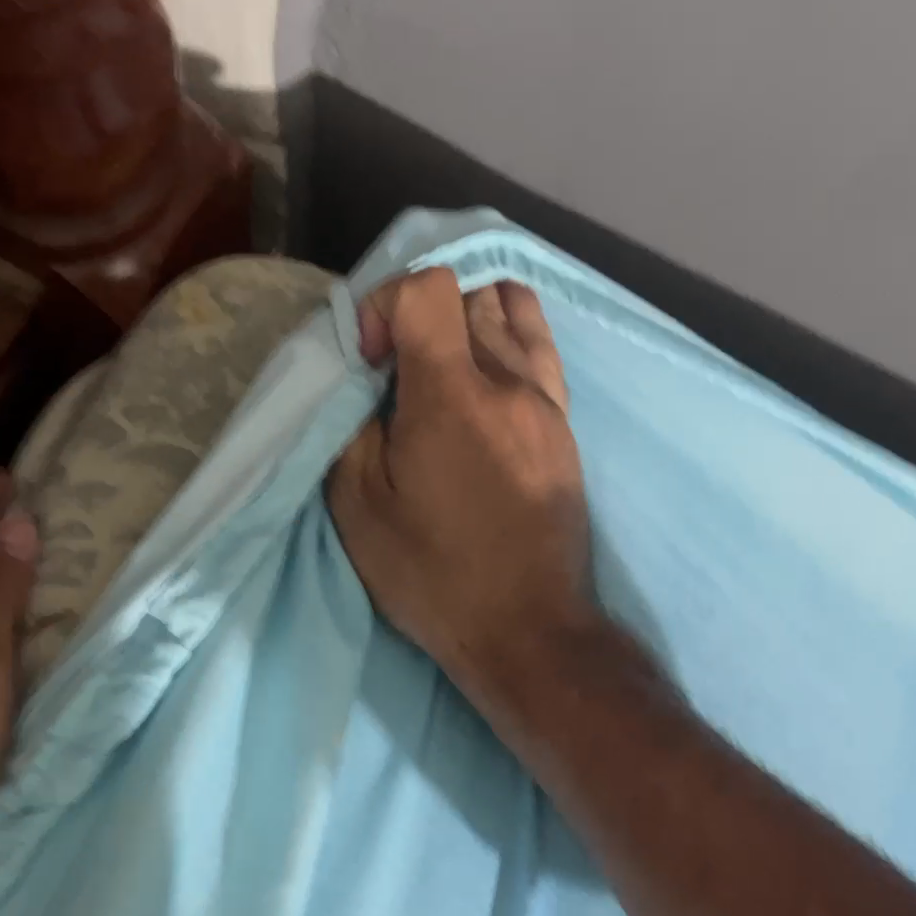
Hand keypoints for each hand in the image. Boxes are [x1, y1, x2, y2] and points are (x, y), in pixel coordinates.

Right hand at [328, 270, 593, 698]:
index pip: (427, 288)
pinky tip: (477, 376)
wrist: (524, 627)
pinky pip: (538, 344)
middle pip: (466, 291)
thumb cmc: (429, 572)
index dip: (383, 305)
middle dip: (415, 314)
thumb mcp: (358, 505)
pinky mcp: (563, 422)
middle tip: (390, 372)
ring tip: (433, 369)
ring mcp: (546, 399)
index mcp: (450, 397)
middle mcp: (508, 381)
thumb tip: (363, 382)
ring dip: (462, 320)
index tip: (366, 363)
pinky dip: (502, 336)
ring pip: (509, 309)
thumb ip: (351, 427)